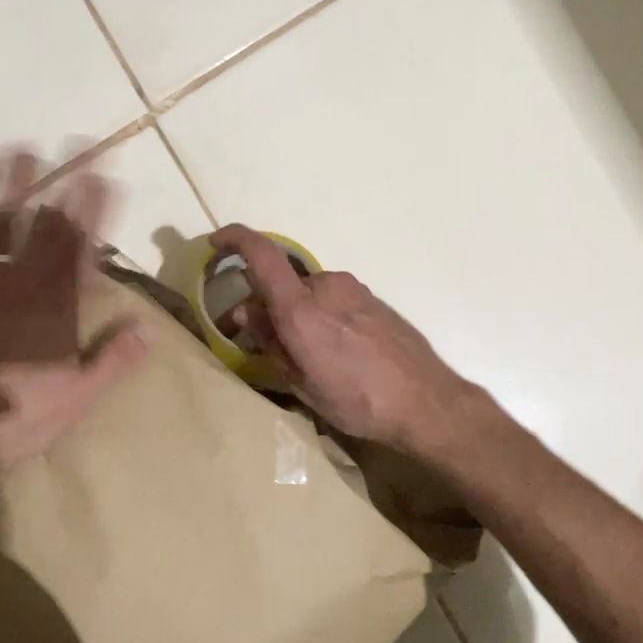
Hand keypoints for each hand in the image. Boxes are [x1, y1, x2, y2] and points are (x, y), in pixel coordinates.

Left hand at [0, 149, 148, 497]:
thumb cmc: (25, 416)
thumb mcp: (81, 396)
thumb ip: (114, 358)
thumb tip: (148, 326)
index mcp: (59, 312)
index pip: (84, 251)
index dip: (96, 211)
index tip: (107, 177)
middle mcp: (24, 288)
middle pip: (49, 227)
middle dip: (65, 183)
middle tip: (75, 144)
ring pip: (3, 227)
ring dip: (13, 186)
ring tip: (20, 148)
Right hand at [209, 224, 468, 449]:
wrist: (426, 402)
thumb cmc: (356, 401)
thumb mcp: (301, 382)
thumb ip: (270, 341)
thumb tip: (245, 310)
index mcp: (300, 309)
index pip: (261, 255)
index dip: (234, 239)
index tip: (216, 244)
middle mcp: (326, 288)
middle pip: (284, 284)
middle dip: (270, 306)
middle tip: (269, 343)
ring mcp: (354, 290)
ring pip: (310, 294)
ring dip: (300, 315)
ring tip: (310, 357)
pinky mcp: (373, 300)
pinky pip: (334, 301)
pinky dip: (323, 318)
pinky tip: (338, 354)